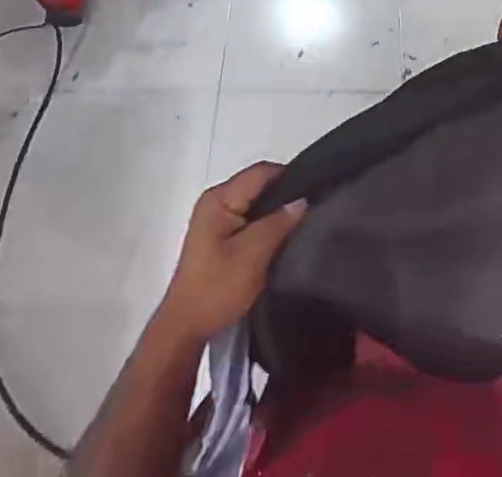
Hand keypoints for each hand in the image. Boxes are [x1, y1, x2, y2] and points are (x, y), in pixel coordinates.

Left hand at [159, 163, 305, 338]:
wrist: (186, 329)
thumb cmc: (215, 290)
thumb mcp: (252, 255)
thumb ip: (278, 223)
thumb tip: (302, 201)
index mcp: (219, 199)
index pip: (262, 172)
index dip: (290, 178)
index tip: (316, 192)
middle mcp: (216, 201)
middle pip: (260, 184)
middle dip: (286, 194)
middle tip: (314, 209)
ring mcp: (218, 218)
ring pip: (258, 202)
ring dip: (278, 211)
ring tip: (303, 223)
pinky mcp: (222, 235)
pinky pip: (253, 217)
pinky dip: (269, 224)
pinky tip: (284, 236)